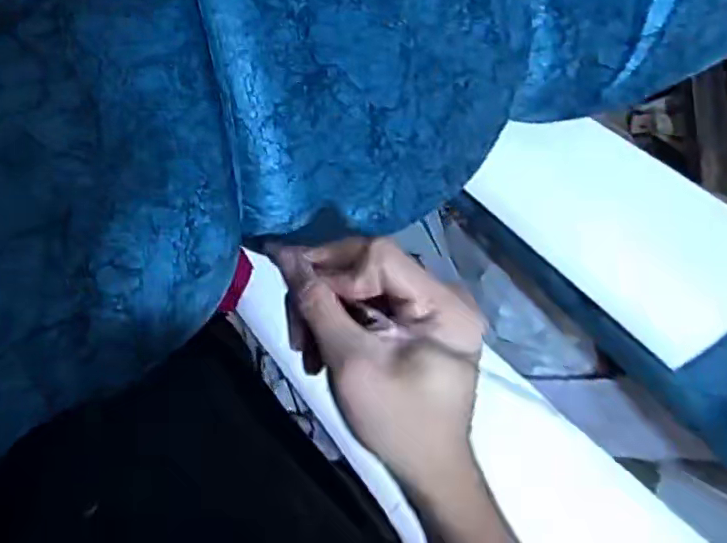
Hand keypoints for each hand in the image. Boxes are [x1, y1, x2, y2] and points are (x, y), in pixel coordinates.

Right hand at [271, 236, 486, 478]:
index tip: (300, 297)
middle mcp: (440, 293)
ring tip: (305, 348)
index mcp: (444, 304)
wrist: (427, 475)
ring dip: (322, 309)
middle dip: (321, 294)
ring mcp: (425, 305)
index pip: (378, 255)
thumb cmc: (397, 423)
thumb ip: (316, 302)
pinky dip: (334, 318)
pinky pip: (362, 298)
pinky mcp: (410, 317)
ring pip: (355, 281)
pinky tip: (320, 347)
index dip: (334, 270)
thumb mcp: (351, 361)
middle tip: (296, 329)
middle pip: (363, 265)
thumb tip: (283, 252)